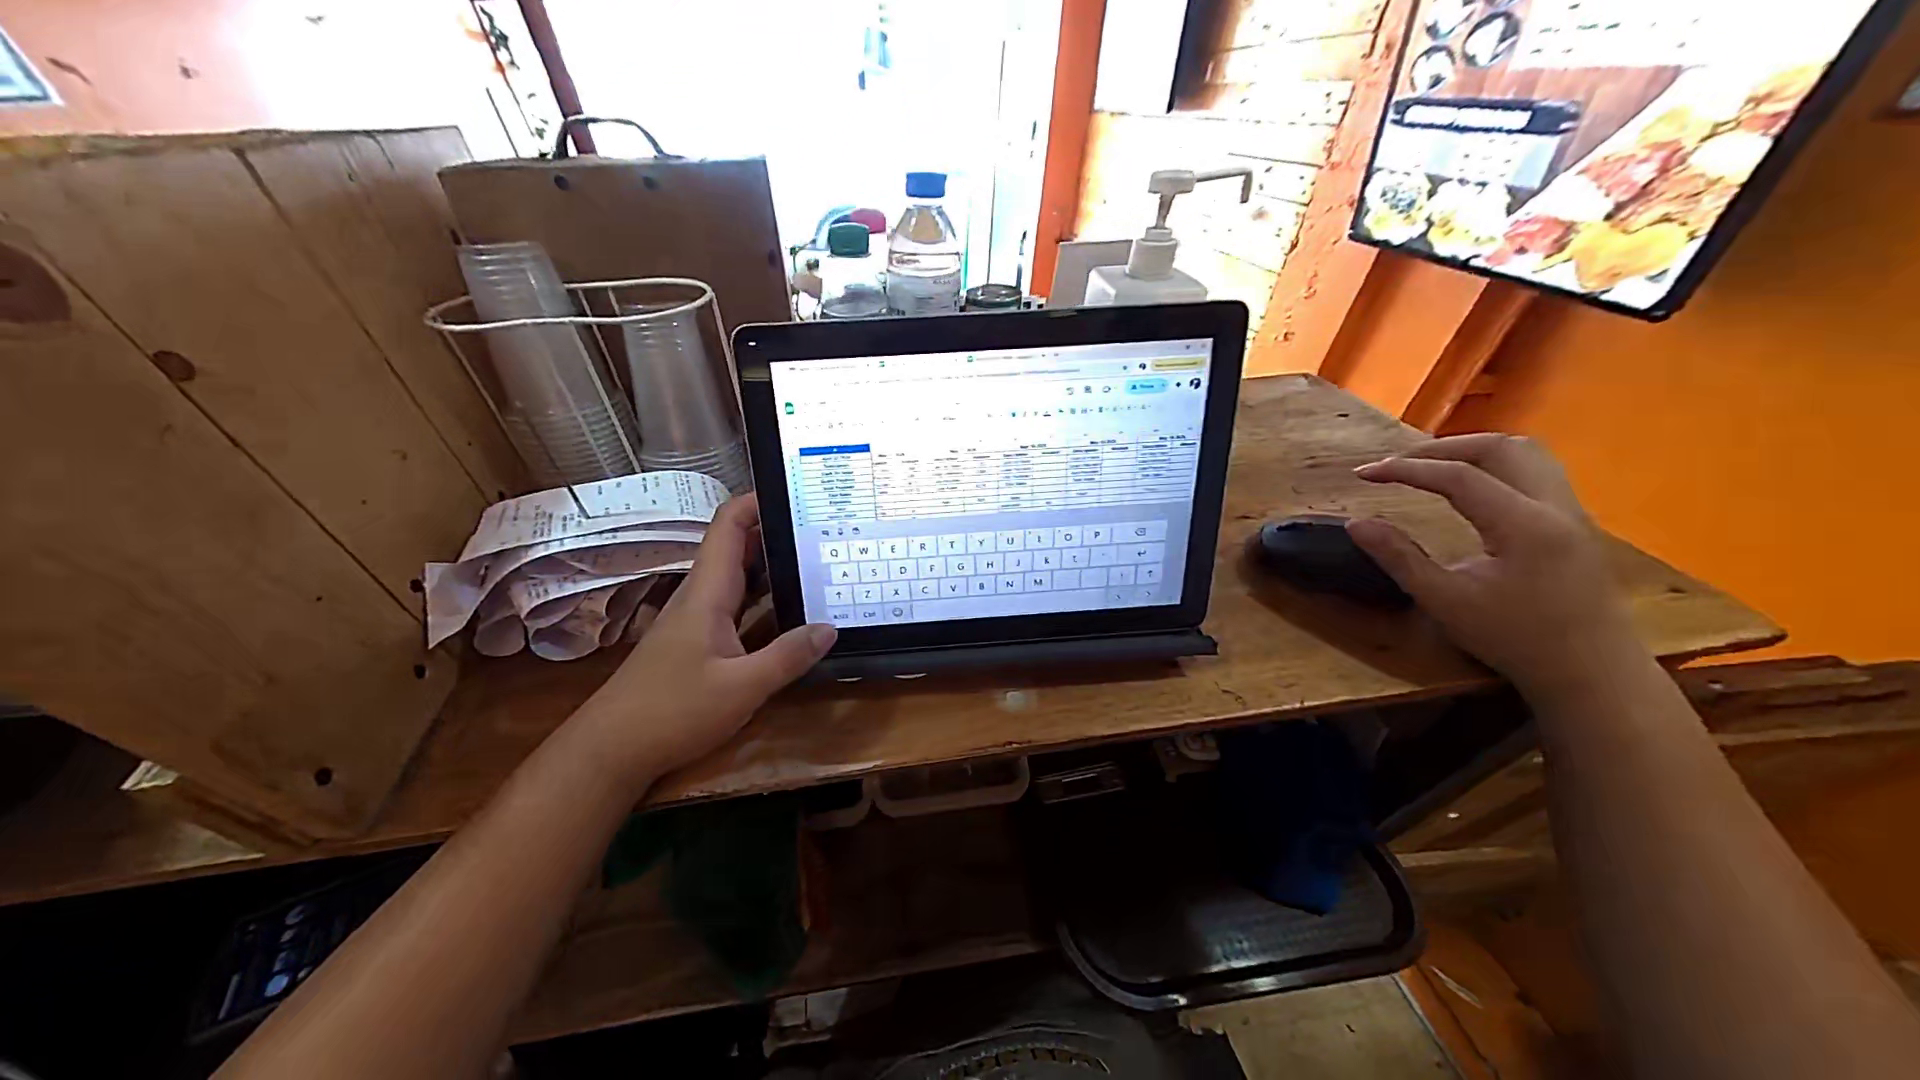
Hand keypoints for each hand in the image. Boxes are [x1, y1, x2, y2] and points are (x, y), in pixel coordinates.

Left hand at [567, 494, 835, 787]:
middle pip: (738, 548)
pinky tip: (790, 613)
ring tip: (816, 562)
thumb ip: (788, 657)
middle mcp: (701, 598)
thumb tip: (829, 628)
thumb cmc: (672, 711)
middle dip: (777, 532)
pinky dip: (764, 601)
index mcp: (707, 593)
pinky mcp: (697, 644)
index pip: (729, 526)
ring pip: (738, 579)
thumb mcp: (742, 688)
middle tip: (822, 530)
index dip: (757, 500)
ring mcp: (696, 621)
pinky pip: (736, 607)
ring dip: (772, 567)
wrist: (611, 749)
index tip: (797, 494)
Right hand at [1345, 434, 1640, 694]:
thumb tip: (1355, 524)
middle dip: (1440, 449)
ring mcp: (1571, 512)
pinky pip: (1535, 471)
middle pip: (1498, 448)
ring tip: (1429, 465)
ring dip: (1471, 450)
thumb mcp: (1445, 602)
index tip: (1363, 475)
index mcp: (1523, 524)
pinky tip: (1469, 485)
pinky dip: (1493, 465)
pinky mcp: (1574, 523)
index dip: (1406, 469)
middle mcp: (1554, 506)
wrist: (1591, 673)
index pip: (1458, 476)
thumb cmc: (1515, 640)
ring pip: (1524, 453)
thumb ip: (1400, 558)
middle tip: (1395, 464)